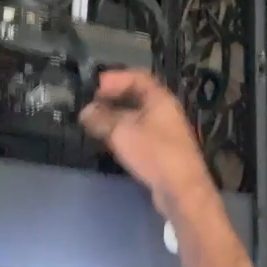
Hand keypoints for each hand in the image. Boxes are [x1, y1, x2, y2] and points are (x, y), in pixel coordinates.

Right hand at [78, 69, 215, 216]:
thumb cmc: (154, 153)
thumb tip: (85, 111)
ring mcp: (164, 132)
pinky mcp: (161, 151)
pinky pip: (138, 133)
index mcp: (160, 99)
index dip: (115, 78)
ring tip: (94, 122)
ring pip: (136, 117)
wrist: (181, 189)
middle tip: (91, 104)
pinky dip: (122, 132)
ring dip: (115, 117)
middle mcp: (165, 111)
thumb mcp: (122, 132)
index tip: (94, 86)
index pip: (137, 77)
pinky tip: (108, 141)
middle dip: (113, 98)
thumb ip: (101, 119)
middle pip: (137, 96)